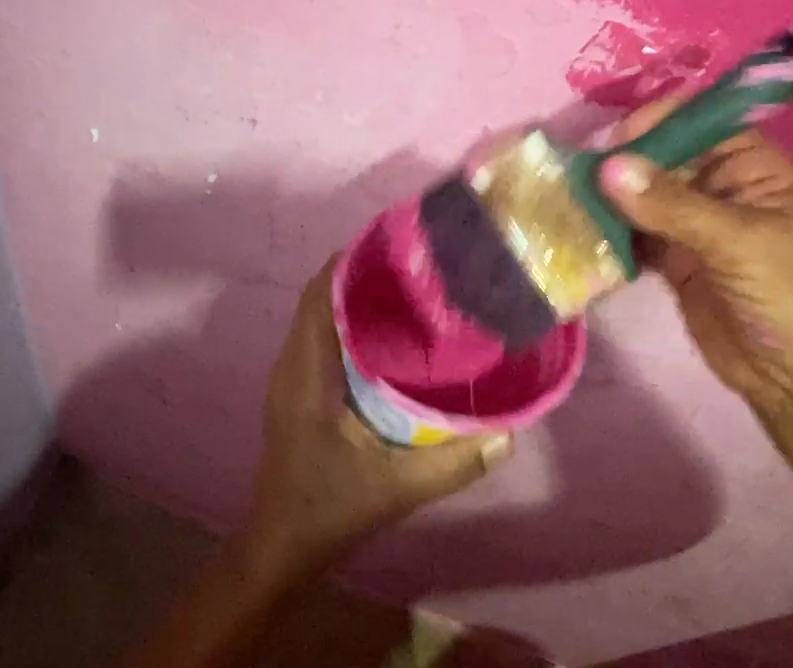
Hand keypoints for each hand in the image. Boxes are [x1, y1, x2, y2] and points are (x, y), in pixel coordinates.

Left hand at [242, 257, 512, 569]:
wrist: (281, 547)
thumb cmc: (329, 509)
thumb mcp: (397, 488)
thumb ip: (454, 463)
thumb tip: (511, 434)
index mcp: (306, 373)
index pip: (320, 295)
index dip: (352, 261)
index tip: (399, 244)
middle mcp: (293, 364)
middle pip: (321, 296)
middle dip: (363, 272)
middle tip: (418, 264)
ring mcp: (292, 377)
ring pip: (320, 315)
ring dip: (356, 295)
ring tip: (411, 287)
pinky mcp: (299, 389)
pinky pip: (322, 336)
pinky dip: (350, 321)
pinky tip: (393, 332)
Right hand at [599, 98, 792, 405]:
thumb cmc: (790, 300)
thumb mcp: (739, 244)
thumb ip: (673, 205)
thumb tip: (608, 166)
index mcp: (754, 168)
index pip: (700, 123)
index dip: (659, 123)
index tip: (614, 143)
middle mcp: (722, 186)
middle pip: (664, 156)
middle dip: (624, 161)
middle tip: (577, 175)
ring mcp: (695, 224)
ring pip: (644, 195)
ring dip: (610, 197)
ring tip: (569, 201)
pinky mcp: (674, 259)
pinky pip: (636, 233)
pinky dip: (611, 233)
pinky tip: (583, 233)